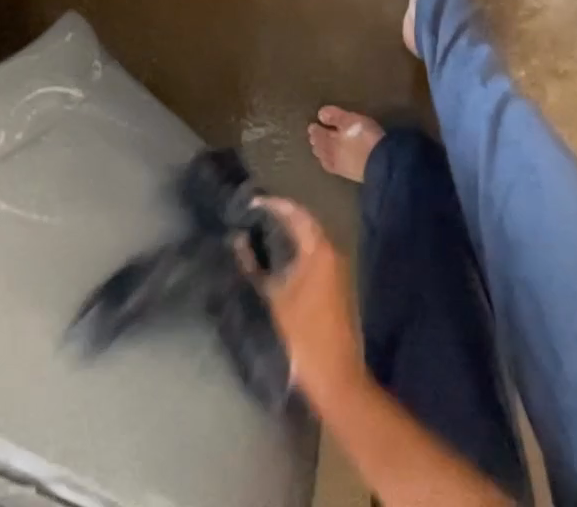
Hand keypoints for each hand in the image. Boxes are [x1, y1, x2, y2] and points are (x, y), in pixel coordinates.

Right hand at [248, 196, 366, 406]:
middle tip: (252, 214)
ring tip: (259, 231)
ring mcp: (338, 270)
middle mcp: (334, 254)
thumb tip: (237, 241)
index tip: (252, 202)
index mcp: (320, 252)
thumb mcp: (272, 298)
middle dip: (281, 216)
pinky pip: (315, 255)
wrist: (335, 374)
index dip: (275, 205)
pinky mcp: (336, 285)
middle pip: (307, 224)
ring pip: (311, 240)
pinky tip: (276, 257)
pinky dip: (296, 249)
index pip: (298, 214)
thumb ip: (253, 266)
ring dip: (289, 233)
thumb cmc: (302, 335)